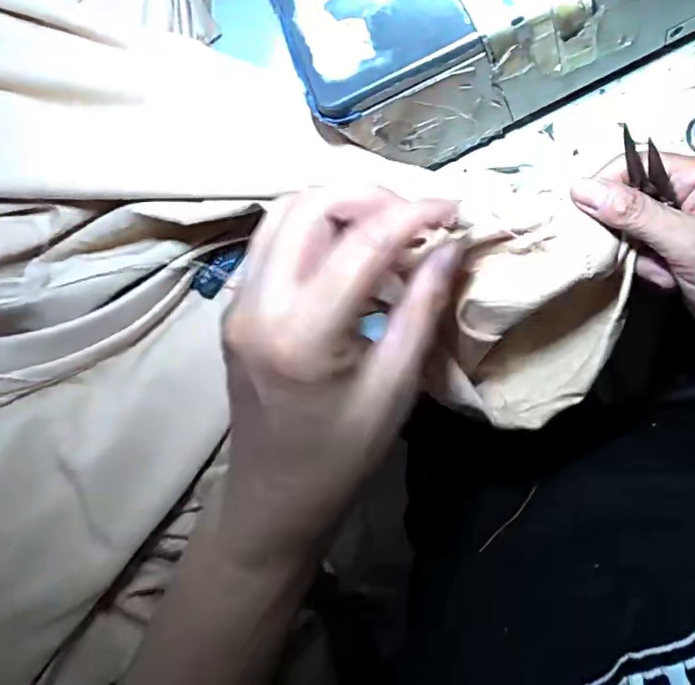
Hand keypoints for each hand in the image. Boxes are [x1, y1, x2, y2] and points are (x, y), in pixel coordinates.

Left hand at [215, 188, 463, 565]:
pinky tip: (357, 247)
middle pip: (312, 204)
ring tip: (392, 225)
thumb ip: (424, 306)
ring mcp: (239, 299)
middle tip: (420, 217)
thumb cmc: (343, 452)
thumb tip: (453, 245)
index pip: (363, 242)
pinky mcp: (239, 301)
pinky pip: (278, 234)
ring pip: (288, 209)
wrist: (273, 498)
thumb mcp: (396, 384)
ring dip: (345, 203)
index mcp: (301, 333)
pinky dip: (323, 222)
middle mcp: (258, 303)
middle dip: (375, 196)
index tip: (455, 208)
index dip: (415, 213)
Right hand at [570, 152, 694, 346]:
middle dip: (627, 228)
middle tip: (638, 252)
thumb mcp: (687, 242)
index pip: (635, 162)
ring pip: (631, 225)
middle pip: (629, 194)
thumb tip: (580, 187)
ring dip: (639, 253)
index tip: (584, 215)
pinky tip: (670, 281)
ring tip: (665, 272)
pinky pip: (641, 247)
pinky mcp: (675, 247)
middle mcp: (688, 190)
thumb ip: (634, 213)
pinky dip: (648, 267)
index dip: (607, 184)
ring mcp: (681, 220)